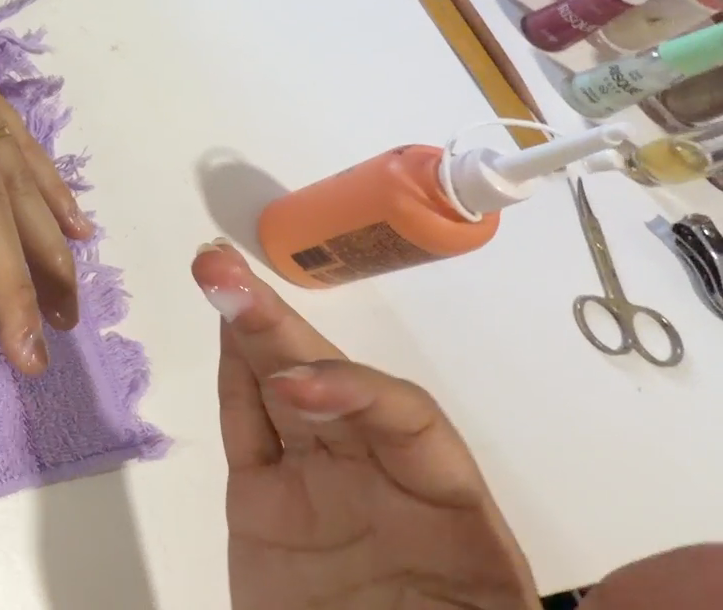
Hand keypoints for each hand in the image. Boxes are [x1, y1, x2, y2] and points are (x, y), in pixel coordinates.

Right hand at [194, 241, 539, 609]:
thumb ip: (636, 599)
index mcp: (453, 511)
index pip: (406, 423)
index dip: (352, 391)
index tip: (299, 391)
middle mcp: (380, 480)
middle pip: (329, 386)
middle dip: (281, 327)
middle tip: (227, 273)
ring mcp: (315, 486)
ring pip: (276, 391)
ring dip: (245, 330)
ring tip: (213, 274)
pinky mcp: (261, 503)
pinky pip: (247, 429)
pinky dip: (232, 376)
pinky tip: (222, 327)